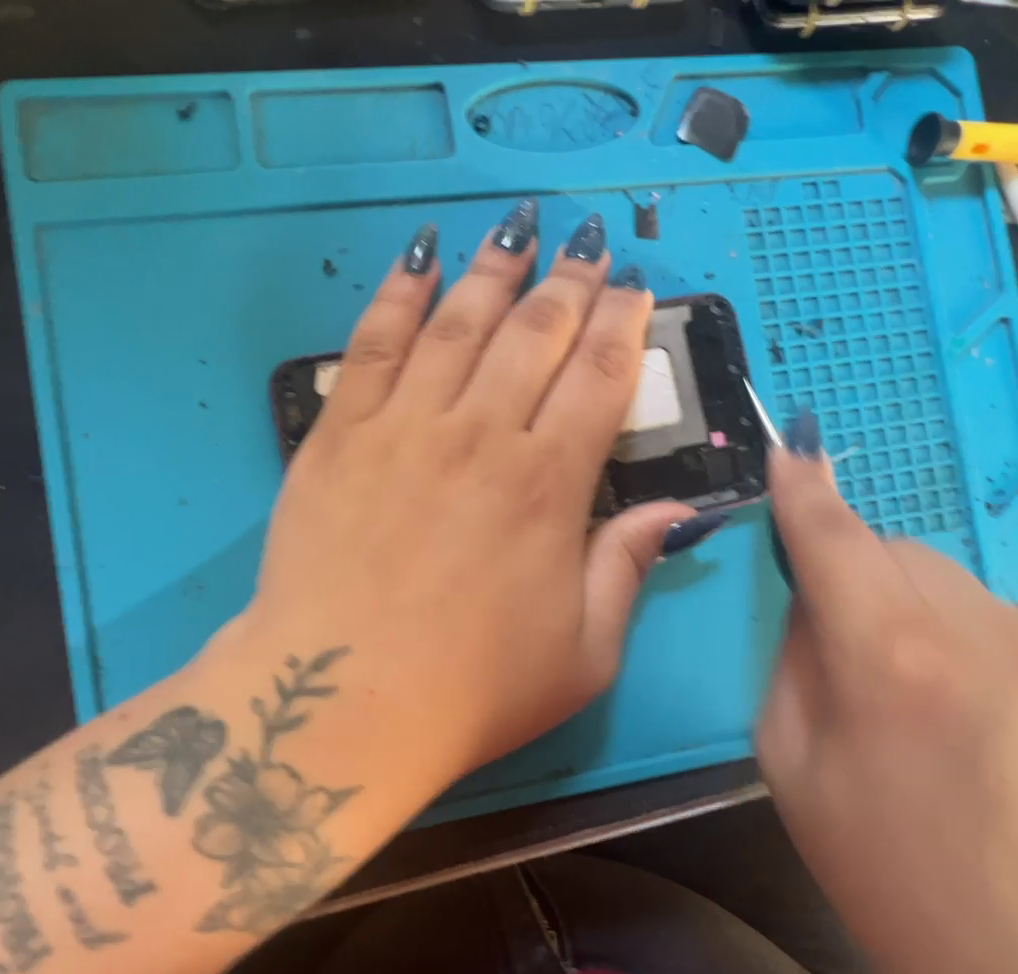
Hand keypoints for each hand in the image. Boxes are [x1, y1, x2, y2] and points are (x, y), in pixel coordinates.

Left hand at [246, 202, 704, 774]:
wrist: (339, 702)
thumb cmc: (471, 691)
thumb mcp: (584, 654)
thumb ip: (628, 570)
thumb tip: (679, 511)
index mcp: (549, 485)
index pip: (600, 378)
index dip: (624, 325)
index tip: (637, 289)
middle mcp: (481, 435)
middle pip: (536, 333)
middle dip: (571, 282)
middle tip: (590, 244)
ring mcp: (403, 426)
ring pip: (458, 322)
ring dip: (495, 269)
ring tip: (518, 227)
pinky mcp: (338, 433)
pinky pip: (373, 342)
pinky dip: (398, 292)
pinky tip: (420, 258)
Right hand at [756, 446, 1017, 973]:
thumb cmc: (886, 872)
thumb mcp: (792, 767)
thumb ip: (793, 658)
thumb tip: (811, 590)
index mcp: (889, 661)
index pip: (835, 539)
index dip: (806, 493)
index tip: (793, 447)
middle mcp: (985, 637)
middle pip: (906, 558)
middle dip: (872, 584)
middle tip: (866, 659)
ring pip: (970, 597)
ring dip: (939, 627)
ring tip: (946, 716)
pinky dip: (1001, 664)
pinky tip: (1009, 736)